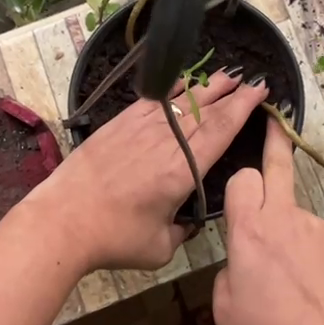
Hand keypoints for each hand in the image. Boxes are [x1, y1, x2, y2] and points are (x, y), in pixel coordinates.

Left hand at [26, 69, 267, 271]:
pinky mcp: (120, 124)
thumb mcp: (159, 247)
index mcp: (183, 169)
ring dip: (208, 88)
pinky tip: (184, 83)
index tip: (261, 91)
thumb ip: (180, 232)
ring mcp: (141, 128)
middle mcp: (166, 141)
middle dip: (233, 94)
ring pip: (182, 101)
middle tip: (253, 80)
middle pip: (207, 110)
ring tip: (227, 76)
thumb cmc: (114, 238)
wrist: (63, 219)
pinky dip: (173, 90)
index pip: (221, 129)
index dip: (244, 108)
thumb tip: (184, 222)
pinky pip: (154, 100)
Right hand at [212, 122, 323, 324]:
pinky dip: (320, 257)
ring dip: (295, 239)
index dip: (239, 185)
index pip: (241, 179)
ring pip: (299, 219)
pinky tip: (322, 289)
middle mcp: (285, 216)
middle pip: (277, 164)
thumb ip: (228, 272)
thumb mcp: (226, 309)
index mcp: (250, 230)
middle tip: (273, 120)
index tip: (240, 194)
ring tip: (300, 286)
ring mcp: (320, 224)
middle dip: (274, 138)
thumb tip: (241, 263)